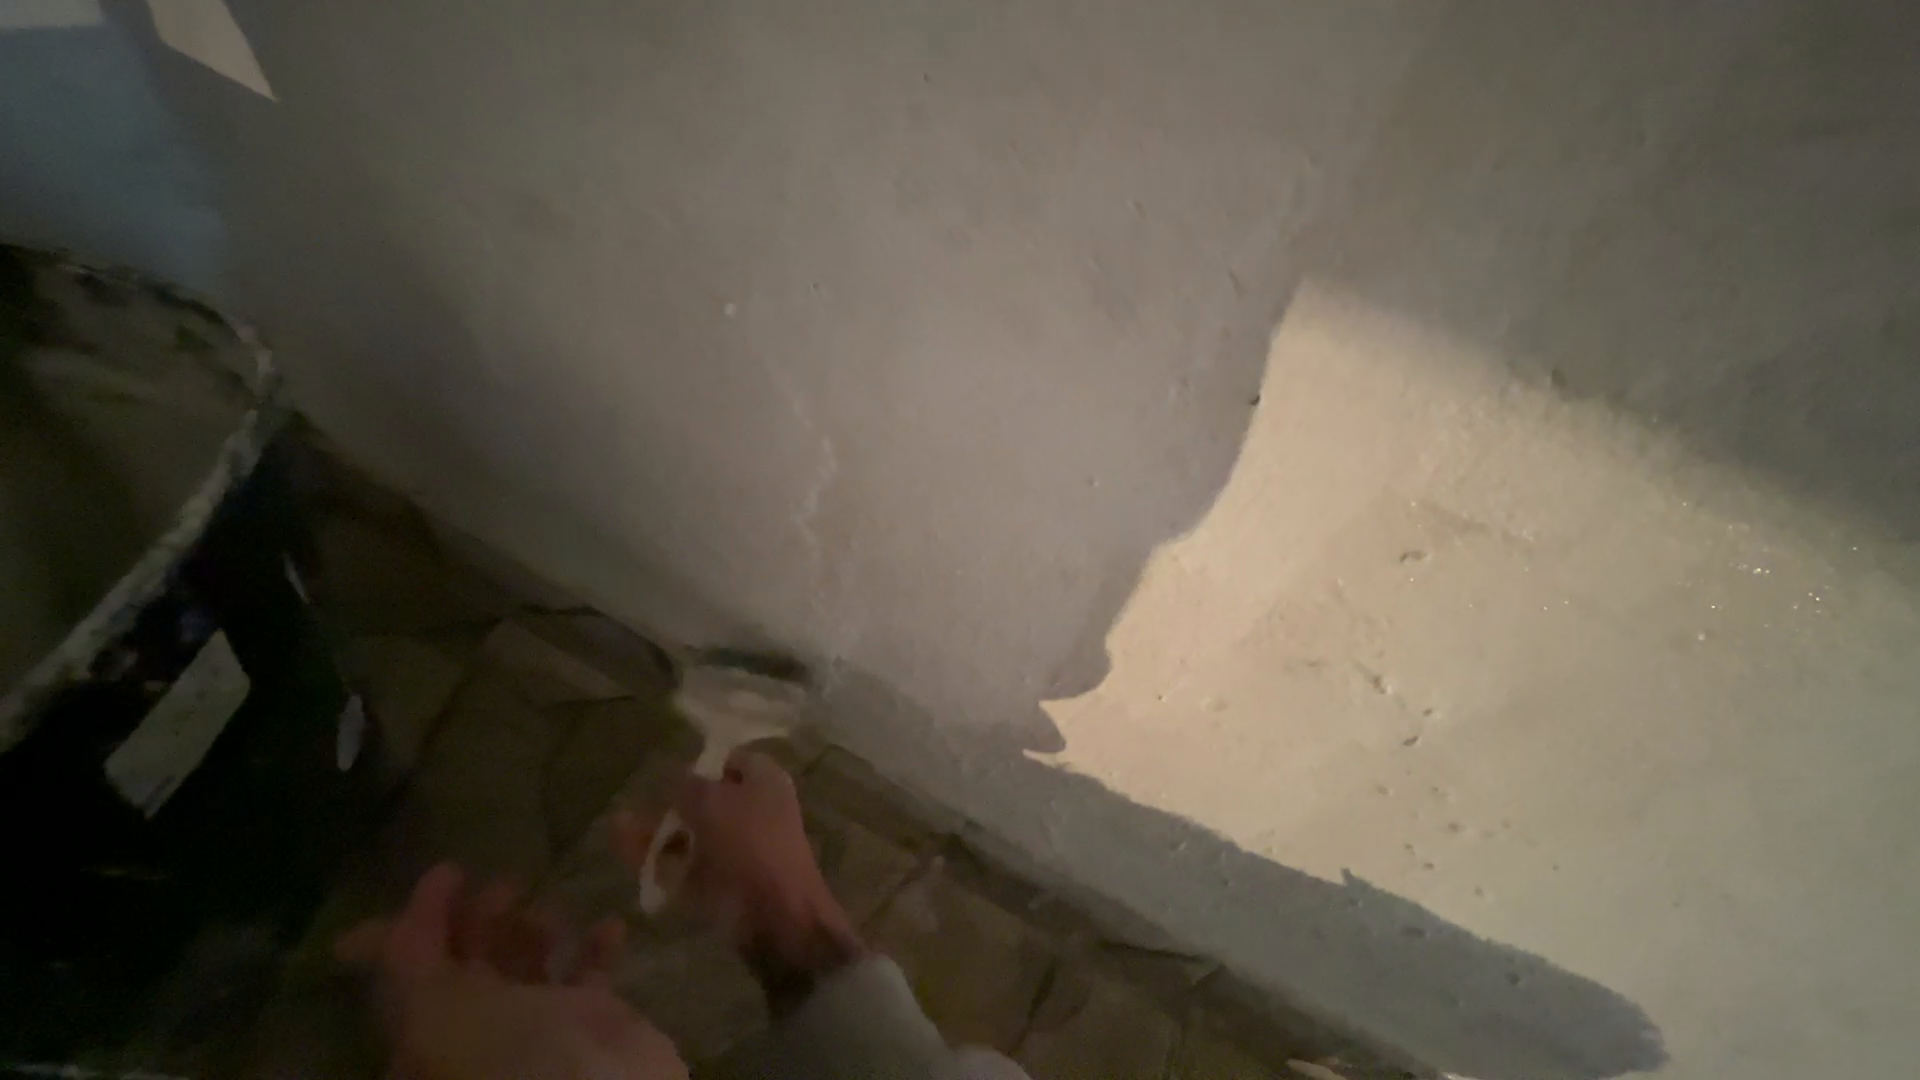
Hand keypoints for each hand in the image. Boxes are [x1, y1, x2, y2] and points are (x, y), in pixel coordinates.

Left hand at [335, 864, 687, 1079]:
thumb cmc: (514, 1054)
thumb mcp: (442, 1012)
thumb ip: (408, 965)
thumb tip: (361, 933)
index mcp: (428, 1041)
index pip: (409, 974)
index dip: (420, 921)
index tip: (451, 869)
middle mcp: (476, 1036)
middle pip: (470, 965)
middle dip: (482, 919)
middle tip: (509, 884)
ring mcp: (537, 1028)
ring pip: (526, 965)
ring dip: (535, 928)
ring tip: (555, 911)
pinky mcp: (591, 1019)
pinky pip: (588, 972)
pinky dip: (594, 946)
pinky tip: (608, 927)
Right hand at [612, 751, 865, 1005]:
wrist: (776, 915)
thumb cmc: (747, 844)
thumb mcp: (711, 803)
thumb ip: (688, 784)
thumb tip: (677, 775)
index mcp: (764, 779)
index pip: (728, 760)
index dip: (699, 766)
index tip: (665, 777)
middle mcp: (756, 807)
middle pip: (707, 799)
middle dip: (669, 805)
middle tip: (632, 811)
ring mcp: (741, 846)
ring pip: (695, 833)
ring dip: (659, 833)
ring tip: (620, 833)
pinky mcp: (728, 880)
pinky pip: (691, 865)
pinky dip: (665, 861)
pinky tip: (632, 859)